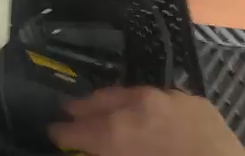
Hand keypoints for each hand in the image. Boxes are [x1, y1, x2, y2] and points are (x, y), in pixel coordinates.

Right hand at [50, 87, 244, 155]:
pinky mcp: (193, 101)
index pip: (82, 131)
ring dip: (112, 101)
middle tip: (67, 109)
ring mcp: (168, 98)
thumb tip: (91, 147)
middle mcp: (139, 106)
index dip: (64, 132)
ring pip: (130, 94)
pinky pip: (160, 98)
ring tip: (99, 105)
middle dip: (83, 108)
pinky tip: (144, 110)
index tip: (52, 130)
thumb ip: (106, 151)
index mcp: (119, 132)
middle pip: (103, 103)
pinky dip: (145, 103)